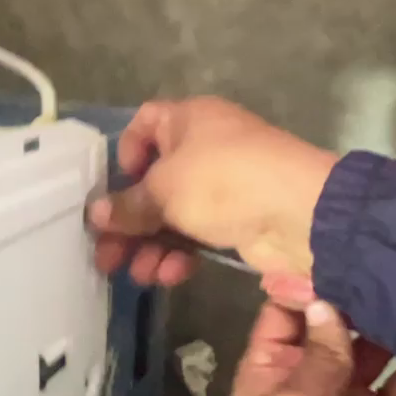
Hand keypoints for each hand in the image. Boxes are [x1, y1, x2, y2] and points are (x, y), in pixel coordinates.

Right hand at [87, 97, 335, 284]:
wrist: (300, 213)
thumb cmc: (223, 182)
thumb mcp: (165, 190)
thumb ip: (128, 205)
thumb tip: (95, 215)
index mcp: (188, 120)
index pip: (144, 124)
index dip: (125, 153)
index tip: (115, 186)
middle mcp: (205, 146)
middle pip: (154, 182)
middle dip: (129, 221)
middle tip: (107, 256)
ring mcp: (224, 185)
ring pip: (174, 214)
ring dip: (151, 246)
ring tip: (138, 275)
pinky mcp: (237, 220)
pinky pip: (197, 234)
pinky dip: (180, 253)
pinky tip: (169, 275)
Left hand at [229, 298, 395, 395]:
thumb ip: (318, 354)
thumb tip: (328, 300)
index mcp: (267, 371)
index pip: (284, 313)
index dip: (309, 286)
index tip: (346, 251)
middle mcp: (302, 378)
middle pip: (330, 329)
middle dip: (358, 304)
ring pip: (365, 353)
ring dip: (389, 333)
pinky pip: (393, 387)